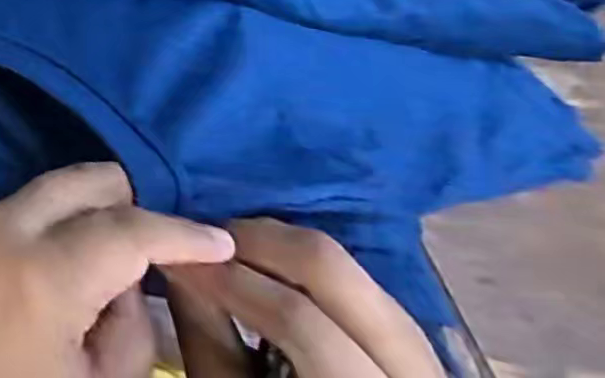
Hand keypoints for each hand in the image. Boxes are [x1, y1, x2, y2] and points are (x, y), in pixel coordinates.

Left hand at [0, 162, 235, 377]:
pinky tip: (76, 269)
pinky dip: (64, 219)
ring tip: (116, 271)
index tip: (220, 238)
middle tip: (165, 249)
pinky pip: (31, 204)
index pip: (128, 230)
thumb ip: (127, 329)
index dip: (181, 233)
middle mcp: (11, 225)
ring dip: (96, 212)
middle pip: (87, 180)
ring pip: (58, 187)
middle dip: (133, 203)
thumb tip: (130, 281)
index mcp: (45, 271)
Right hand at [167, 219, 446, 377]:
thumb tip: (178, 263)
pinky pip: (354, 279)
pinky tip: (266, 273)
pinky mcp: (414, 341)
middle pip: (330, 267)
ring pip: (346, 263)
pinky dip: (299, 264)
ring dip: (276, 246)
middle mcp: (414, 374)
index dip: (231, 280)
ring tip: (230, 255)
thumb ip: (207, 339)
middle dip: (254, 241)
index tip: (178, 258)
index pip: (299, 320)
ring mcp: (427, 356)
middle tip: (204, 243)